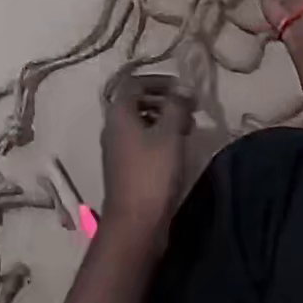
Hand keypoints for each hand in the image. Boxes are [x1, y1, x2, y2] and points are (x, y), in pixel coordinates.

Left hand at [100, 73, 194, 238]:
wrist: (134, 222)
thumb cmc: (152, 173)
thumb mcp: (170, 134)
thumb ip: (177, 106)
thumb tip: (183, 87)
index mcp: (118, 112)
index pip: (134, 82)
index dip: (159, 80)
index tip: (183, 88)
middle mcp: (112, 125)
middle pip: (136, 101)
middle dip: (164, 99)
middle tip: (189, 108)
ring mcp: (116, 147)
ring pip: (140, 121)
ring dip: (163, 118)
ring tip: (188, 128)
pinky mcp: (123, 165)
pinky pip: (140, 140)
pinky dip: (158, 136)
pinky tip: (177, 147)